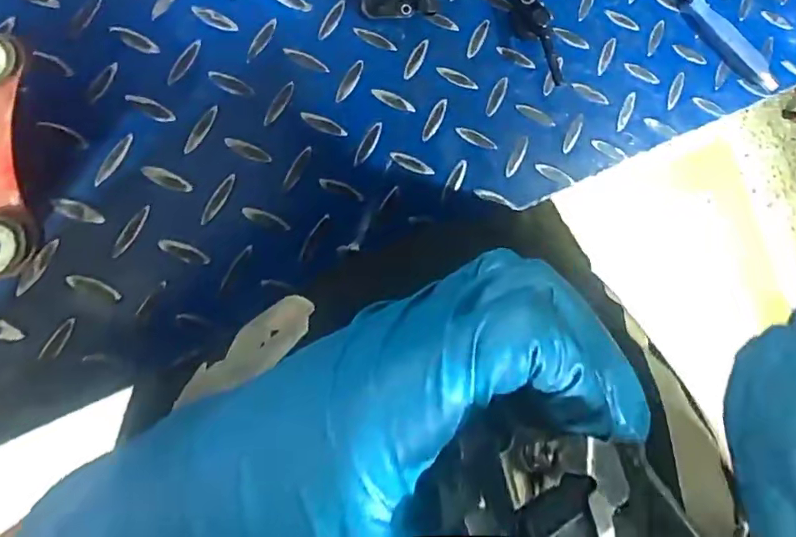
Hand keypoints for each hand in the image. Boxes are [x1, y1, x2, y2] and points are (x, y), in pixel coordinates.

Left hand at [19, 249, 651, 536]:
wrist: (174, 508)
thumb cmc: (269, 523)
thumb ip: (470, 523)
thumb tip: (550, 509)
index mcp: (396, 384)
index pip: (509, 319)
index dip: (584, 359)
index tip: (621, 424)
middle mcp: (392, 337)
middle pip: (501, 282)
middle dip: (574, 333)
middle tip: (607, 416)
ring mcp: (379, 335)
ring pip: (480, 291)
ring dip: (541, 334)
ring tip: (573, 412)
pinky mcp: (372, 352)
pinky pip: (456, 321)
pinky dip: (506, 346)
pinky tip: (512, 412)